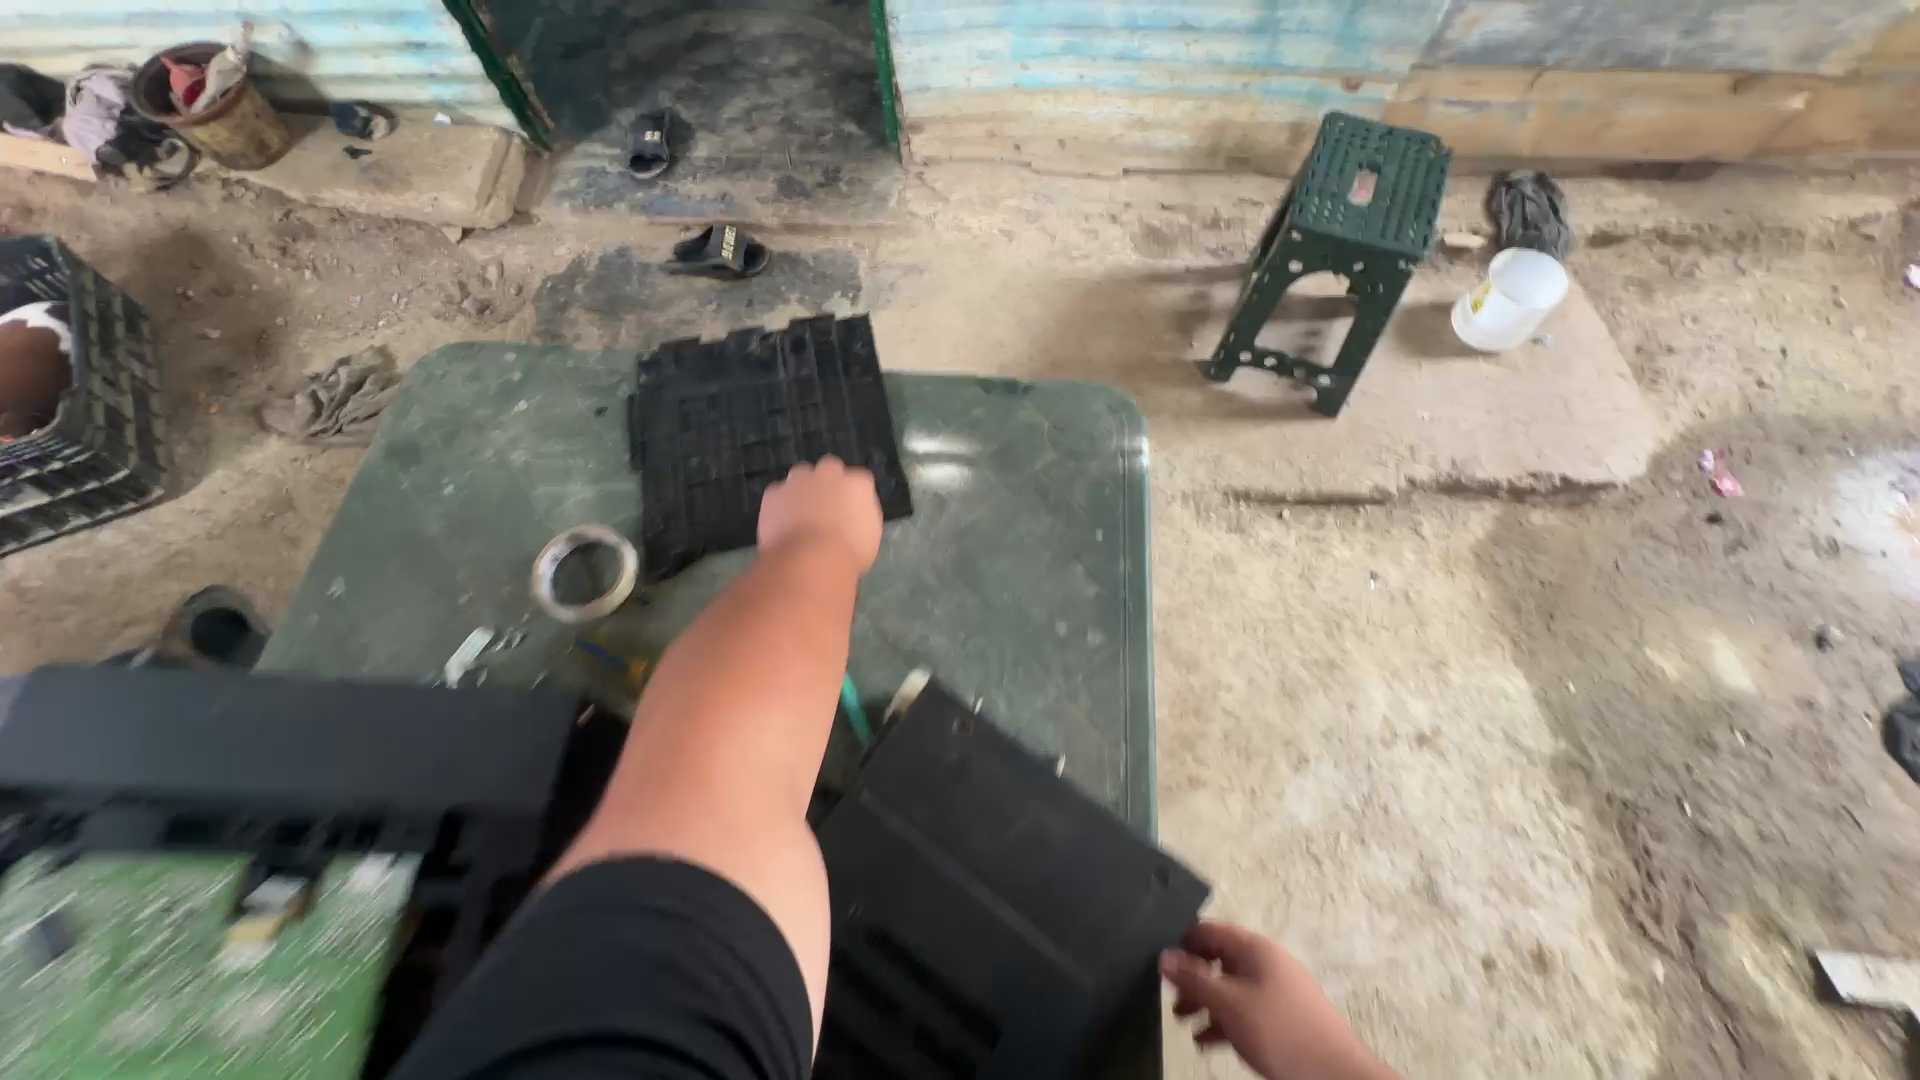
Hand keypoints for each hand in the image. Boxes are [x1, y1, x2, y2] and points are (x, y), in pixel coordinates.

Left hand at [758, 456, 882, 572]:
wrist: (809, 560)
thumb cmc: (848, 554)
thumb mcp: (869, 537)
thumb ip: (861, 517)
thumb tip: (852, 517)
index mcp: (859, 483)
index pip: (860, 480)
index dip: (854, 495)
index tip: (851, 510)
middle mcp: (830, 473)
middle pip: (830, 467)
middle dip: (828, 482)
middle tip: (826, 506)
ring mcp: (799, 480)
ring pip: (801, 475)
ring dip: (802, 489)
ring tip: (801, 514)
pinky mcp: (774, 492)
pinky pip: (778, 494)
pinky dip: (780, 504)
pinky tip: (782, 523)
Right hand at [1161, 921, 1398, 1079]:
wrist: (1338, 1078)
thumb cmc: (1279, 1032)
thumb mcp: (1228, 1004)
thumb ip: (1194, 979)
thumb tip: (1164, 956)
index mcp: (1254, 949)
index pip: (1209, 931)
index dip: (1183, 944)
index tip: (1162, 967)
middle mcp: (1265, 963)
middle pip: (1219, 960)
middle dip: (1192, 979)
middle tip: (1171, 1000)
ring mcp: (1277, 991)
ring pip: (1230, 988)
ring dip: (1205, 1003)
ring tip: (1184, 1023)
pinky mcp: (1284, 1018)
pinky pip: (1245, 1010)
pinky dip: (1225, 1021)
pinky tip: (1208, 1042)